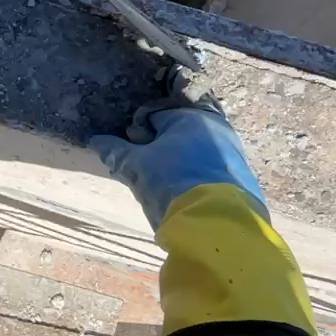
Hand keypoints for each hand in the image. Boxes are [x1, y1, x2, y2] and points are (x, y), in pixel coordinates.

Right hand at [90, 107, 268, 231]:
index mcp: (190, 117)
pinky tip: (178, 191)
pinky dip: (190, 174)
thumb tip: (95, 140)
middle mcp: (216, 128)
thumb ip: (114, 150)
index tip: (126, 151)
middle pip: (175, 133)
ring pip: (191, 151)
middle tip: (139, 167)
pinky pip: (206, 167)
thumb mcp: (134, 165)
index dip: (135, 132)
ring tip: (157, 182)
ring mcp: (232, 151)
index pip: (153, 115)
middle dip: (155, 147)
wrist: (214, 220)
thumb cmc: (170, 180)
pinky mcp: (240, 175)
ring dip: (173, 162)